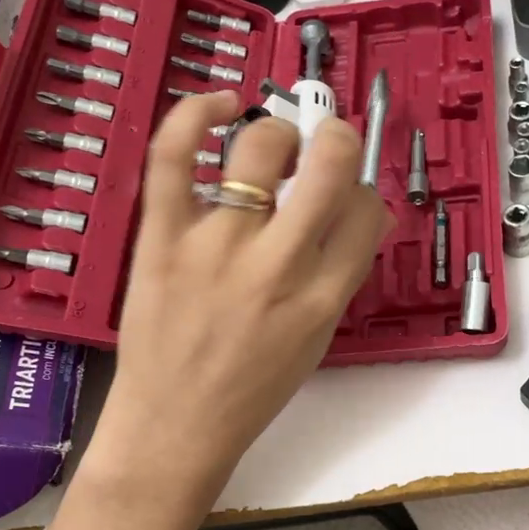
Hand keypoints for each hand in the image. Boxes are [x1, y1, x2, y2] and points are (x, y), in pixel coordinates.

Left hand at [82, 93, 391, 504]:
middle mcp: (277, 265)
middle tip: (326, 145)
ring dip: (279, 134)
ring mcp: (215, 246)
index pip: (367, 210)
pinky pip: (173, 155)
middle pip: (330, 166)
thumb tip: (367, 215)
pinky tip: (221, 106)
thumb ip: (342, 276)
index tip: (350, 194)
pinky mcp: (161, 236)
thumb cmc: (252, 390)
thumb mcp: (318, 340)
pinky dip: (196, 114)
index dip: (365, 190)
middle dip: (338, 140)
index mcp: (322, 297)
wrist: (175, 424)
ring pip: (259, 149)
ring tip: (275, 146)